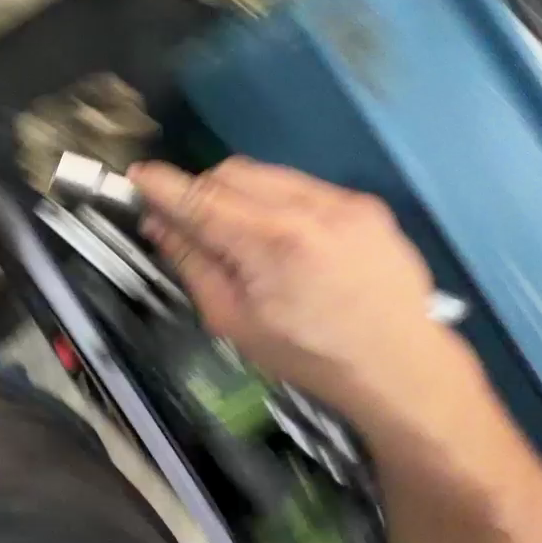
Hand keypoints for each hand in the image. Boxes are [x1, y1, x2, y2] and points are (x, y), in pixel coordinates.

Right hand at [130, 158, 491, 427]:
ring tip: (239, 234)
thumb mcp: (234, 321)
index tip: (138, 175)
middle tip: (189, 224)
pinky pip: (300, 185)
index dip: (163, 185)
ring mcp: (344, 202)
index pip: (201, 199)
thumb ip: (193, 263)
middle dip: (201, 192)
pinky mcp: (366, 205)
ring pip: (265, 174)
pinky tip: (283, 239)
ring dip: (237, 194)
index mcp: (273, 244)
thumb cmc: (310, 356)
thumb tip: (160, 224)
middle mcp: (311, 209)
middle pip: (230, 173)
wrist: (403, 369)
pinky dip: (275, 201)